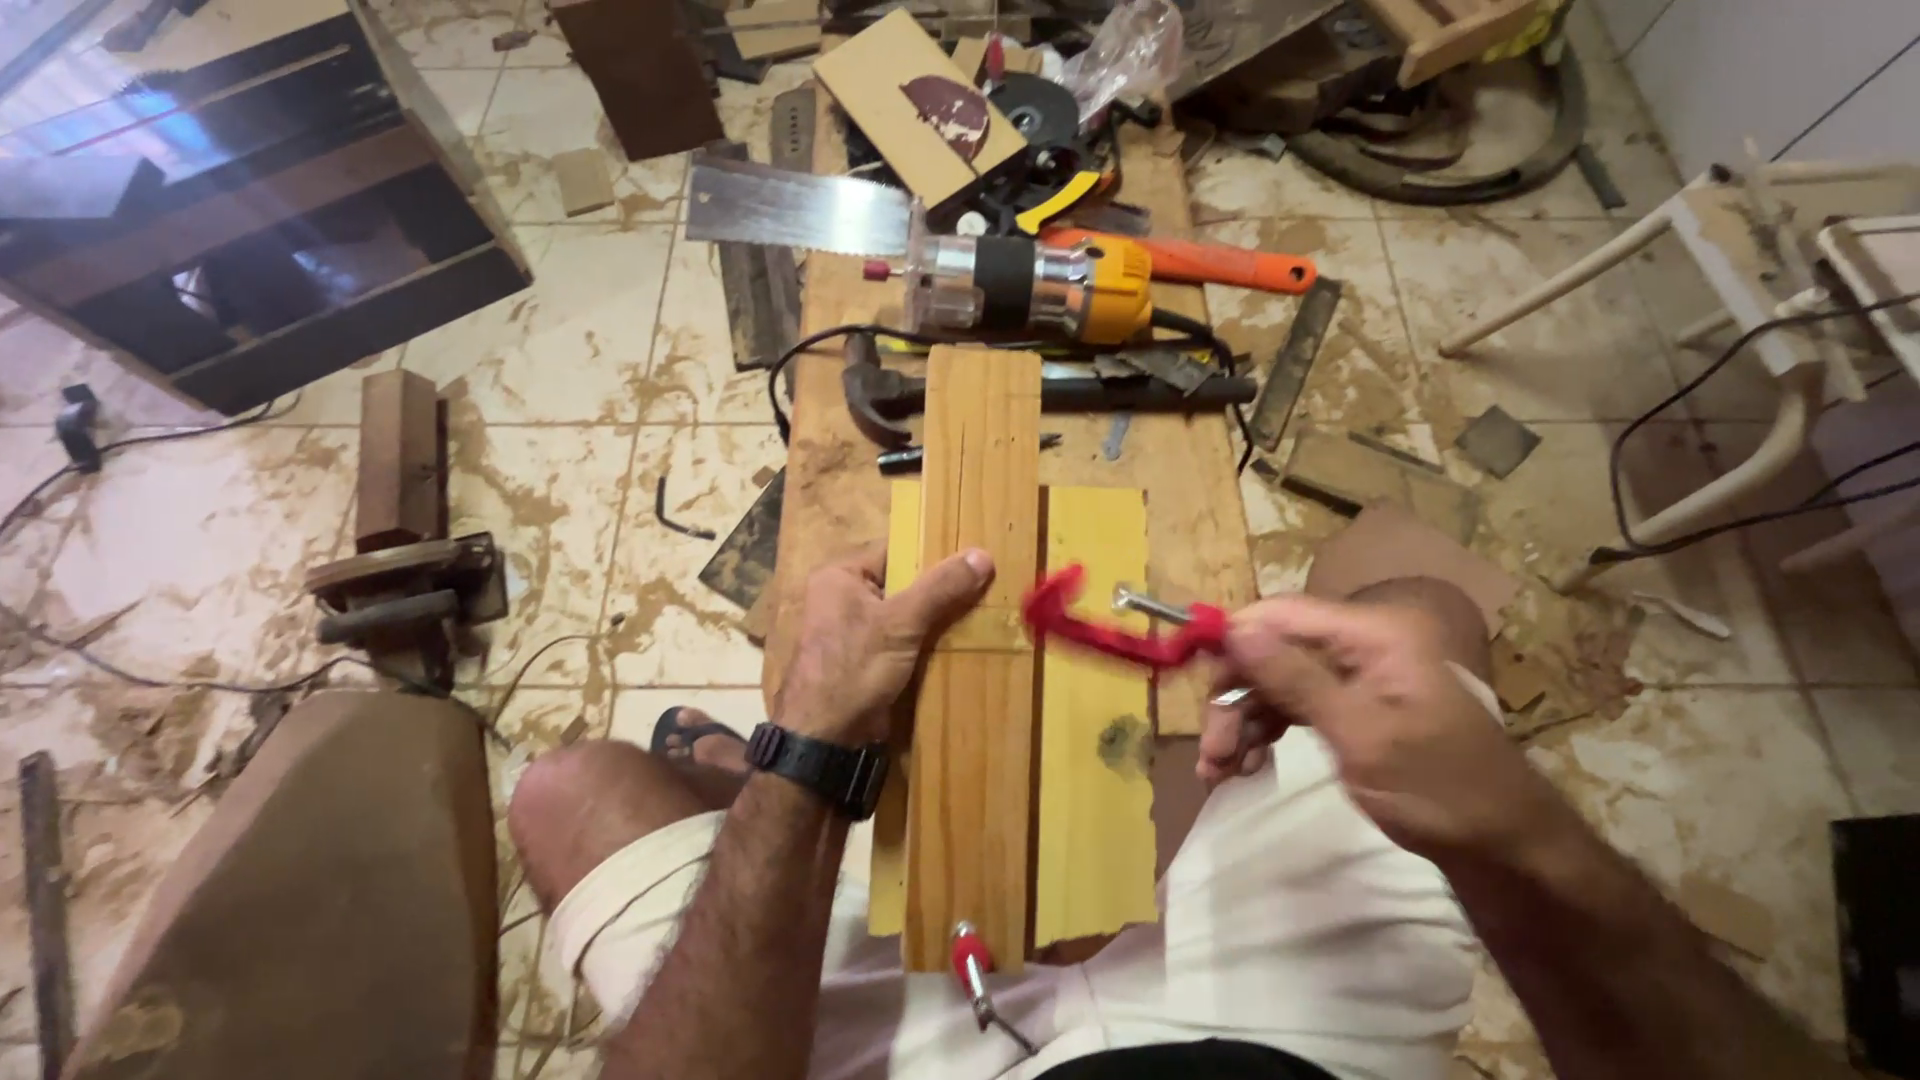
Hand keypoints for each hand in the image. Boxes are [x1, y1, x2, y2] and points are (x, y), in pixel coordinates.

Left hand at [774, 543, 993, 745]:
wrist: (826, 739)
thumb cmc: (854, 670)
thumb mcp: (901, 623)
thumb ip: (941, 588)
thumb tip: (983, 554)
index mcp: (840, 576)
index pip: (895, 549)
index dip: (933, 550)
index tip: (974, 553)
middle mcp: (844, 597)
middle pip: (903, 581)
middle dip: (941, 586)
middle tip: (987, 581)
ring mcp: (856, 631)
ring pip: (908, 612)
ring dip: (939, 616)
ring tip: (983, 607)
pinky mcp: (869, 659)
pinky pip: (905, 639)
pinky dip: (929, 640)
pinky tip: (961, 639)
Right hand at [1200, 594, 1569, 862]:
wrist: (1502, 850)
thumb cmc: (1440, 789)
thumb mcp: (1360, 734)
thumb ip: (1294, 678)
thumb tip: (1234, 628)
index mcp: (1373, 634)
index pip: (1281, 615)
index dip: (1232, 640)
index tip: (1192, 680)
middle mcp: (1361, 644)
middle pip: (1271, 652)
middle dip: (1234, 699)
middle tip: (1210, 751)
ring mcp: (1356, 675)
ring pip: (1274, 683)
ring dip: (1241, 724)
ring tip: (1219, 772)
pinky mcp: (1351, 705)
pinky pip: (1292, 706)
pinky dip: (1263, 733)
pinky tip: (1243, 766)